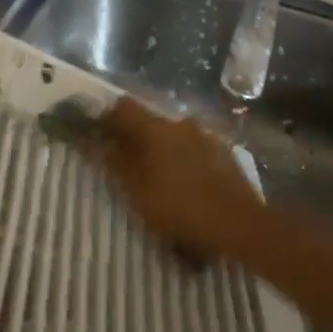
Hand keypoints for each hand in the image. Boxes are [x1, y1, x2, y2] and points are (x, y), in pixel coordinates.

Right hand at [91, 98, 268, 258]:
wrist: (238, 223)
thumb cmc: (179, 207)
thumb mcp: (136, 190)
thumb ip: (114, 162)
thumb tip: (94, 141)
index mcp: (155, 128)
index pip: (124, 107)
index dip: (109, 118)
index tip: (101, 137)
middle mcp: (181, 123)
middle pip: (150, 124)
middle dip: (138, 141)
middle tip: (131, 169)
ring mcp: (207, 136)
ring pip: (175, 138)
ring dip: (164, 153)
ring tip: (163, 183)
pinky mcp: (225, 153)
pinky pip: (195, 151)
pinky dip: (186, 163)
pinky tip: (188, 187)